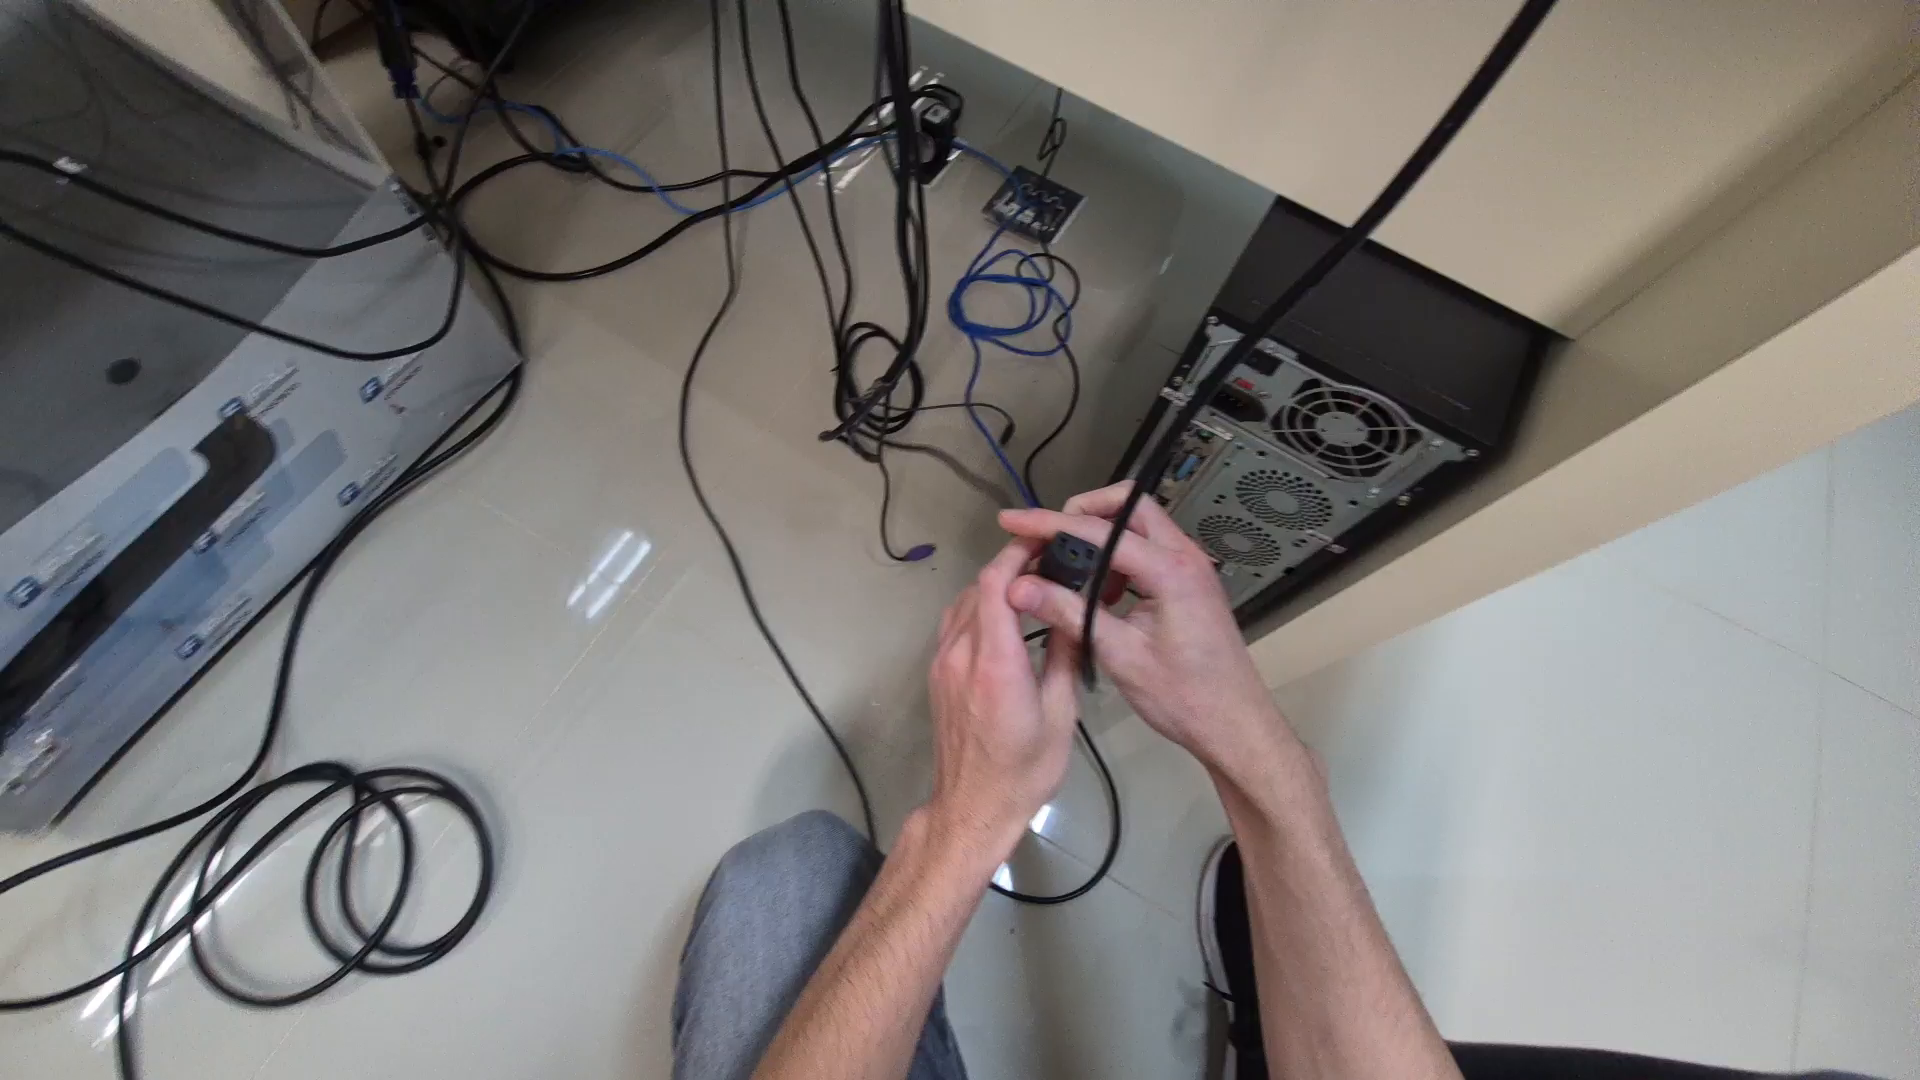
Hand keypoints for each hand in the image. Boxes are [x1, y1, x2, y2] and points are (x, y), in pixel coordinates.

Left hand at [924, 539, 1080, 863]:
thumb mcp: (1060, 715)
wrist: (972, 807)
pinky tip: (1003, 614)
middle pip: (978, 587)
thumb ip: (1064, 657)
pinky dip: (978, 606)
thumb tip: (1072, 614)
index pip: (995, 584)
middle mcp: (960, 653)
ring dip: (993, 584)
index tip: (1042, 540)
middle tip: (1048, 561)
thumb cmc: (1024, 769)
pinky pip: (954, 622)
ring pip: (963, 602)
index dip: (1016, 554)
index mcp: (995, 662)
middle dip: (1010, 565)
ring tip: (1028, 582)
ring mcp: (942, 662)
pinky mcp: (936, 672)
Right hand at [997, 482, 1298, 777]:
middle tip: (1049, 538)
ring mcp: (1191, 566)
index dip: (1049, 524)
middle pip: (1129, 504)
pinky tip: (1101, 593)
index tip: (1011, 521)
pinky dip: (1119, 556)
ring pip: (1140, 524)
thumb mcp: (1119, 655)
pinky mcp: (1189, 582)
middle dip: (1084, 512)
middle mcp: (1184, 555)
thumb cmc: (1182, 697)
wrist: (1234, 726)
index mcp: (1169, 570)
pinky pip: (1149, 549)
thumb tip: (1018, 586)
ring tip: (1071, 570)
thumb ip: (1069, 613)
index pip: (1098, 531)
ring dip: (1102, 534)